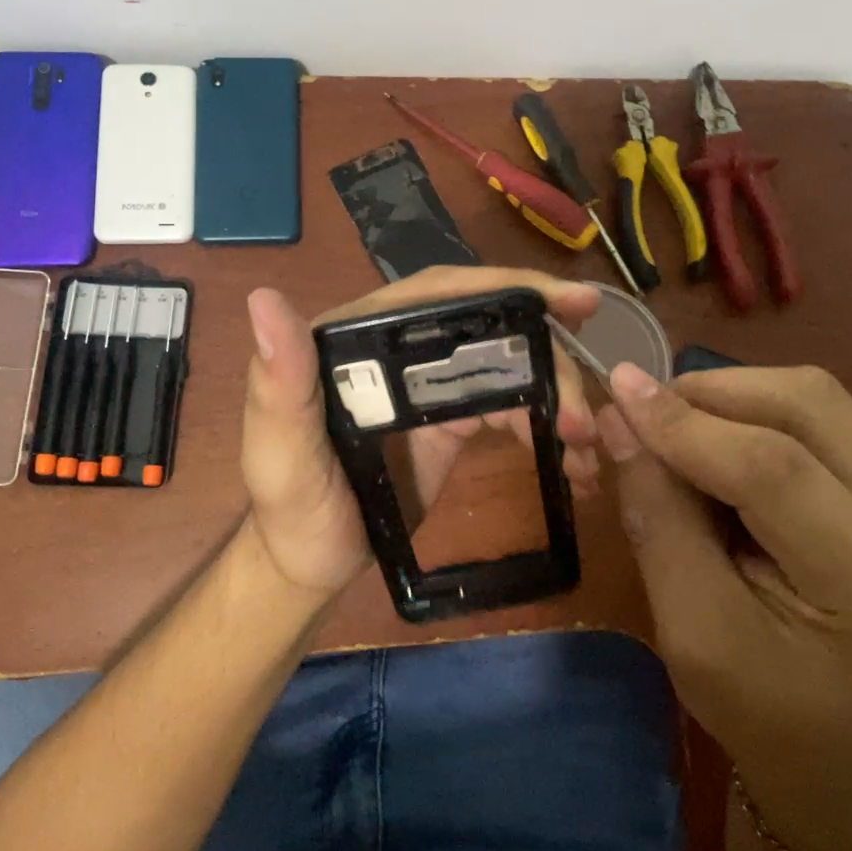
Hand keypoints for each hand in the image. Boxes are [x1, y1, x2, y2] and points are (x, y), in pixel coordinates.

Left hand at [240, 267, 601, 598]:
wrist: (311, 563)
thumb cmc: (290, 509)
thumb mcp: (277, 450)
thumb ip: (278, 382)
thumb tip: (264, 299)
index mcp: (360, 339)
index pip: (437, 294)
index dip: (503, 287)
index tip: (564, 300)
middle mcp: (400, 351)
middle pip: (486, 327)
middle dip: (546, 350)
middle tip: (586, 400)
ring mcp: (429, 387)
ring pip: (507, 366)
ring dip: (554, 393)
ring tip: (587, 441)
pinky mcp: (451, 423)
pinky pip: (509, 408)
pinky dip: (545, 427)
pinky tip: (574, 460)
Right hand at [596, 363, 851, 850]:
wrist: (835, 748)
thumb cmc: (757, 708)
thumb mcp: (690, 628)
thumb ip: (658, 518)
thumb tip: (619, 418)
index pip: (773, 468)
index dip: (685, 422)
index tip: (615, 389)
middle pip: (807, 407)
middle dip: (710, 393)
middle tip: (642, 412)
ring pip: (816, 400)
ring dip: (732, 398)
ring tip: (676, 431)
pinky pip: (824, 420)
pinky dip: (755, 415)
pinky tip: (719, 446)